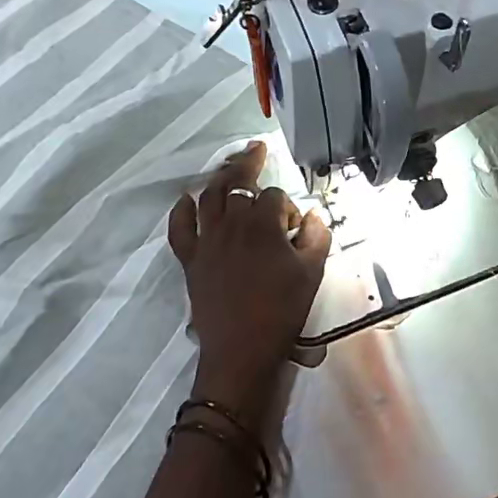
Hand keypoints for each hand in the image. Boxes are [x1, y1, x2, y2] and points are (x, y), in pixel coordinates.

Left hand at [168, 141, 330, 420]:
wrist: (242, 349)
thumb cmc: (281, 311)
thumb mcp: (312, 274)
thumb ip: (317, 237)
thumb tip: (312, 216)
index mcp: (263, 225)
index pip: (275, 197)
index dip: (288, 206)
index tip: (295, 227)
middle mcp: (232, 223)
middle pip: (237, 183)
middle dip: (248, 164)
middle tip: (256, 148)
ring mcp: (207, 239)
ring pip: (209, 197)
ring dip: (219, 178)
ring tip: (229, 167)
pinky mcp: (190, 258)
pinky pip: (180, 227)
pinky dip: (182, 210)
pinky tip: (186, 199)